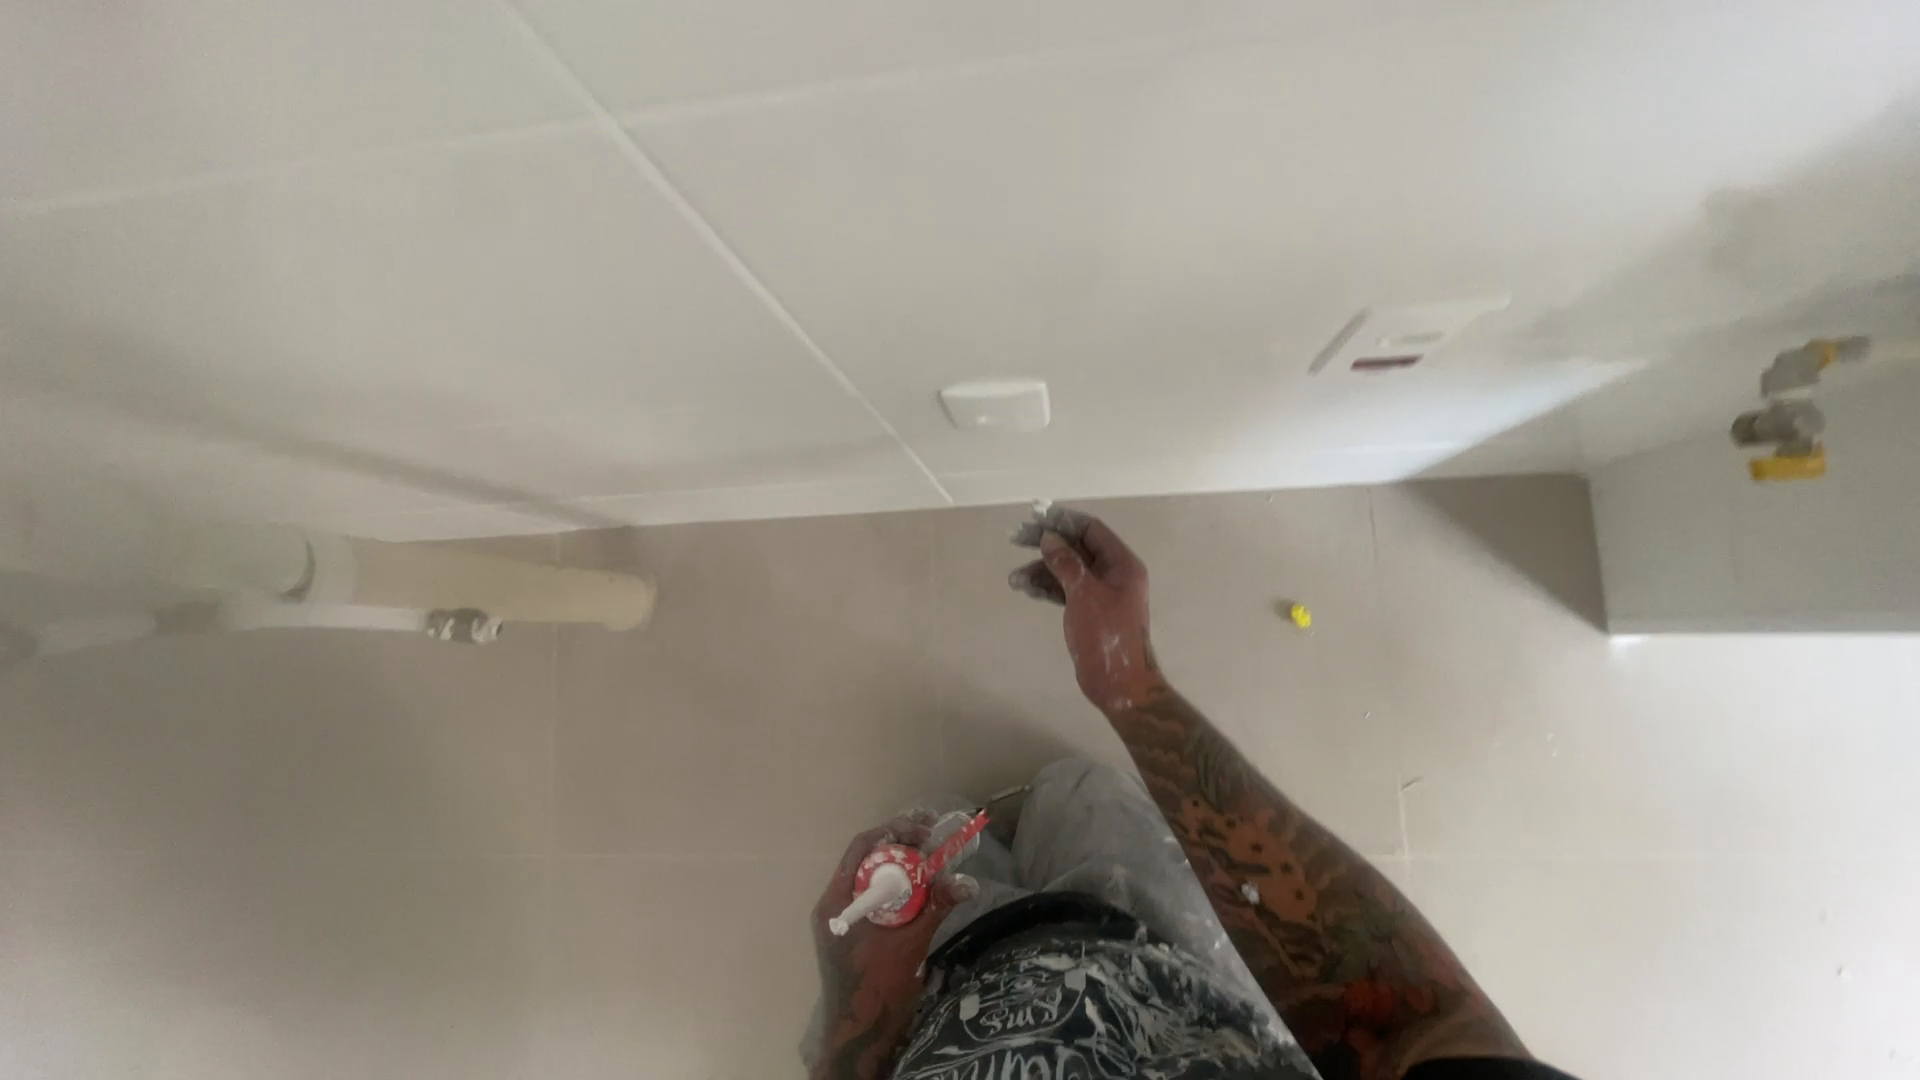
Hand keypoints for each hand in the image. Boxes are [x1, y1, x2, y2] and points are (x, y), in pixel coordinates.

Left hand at [810, 814, 975, 1079]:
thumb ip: (936, 907)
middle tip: (932, 838)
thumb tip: (968, 881)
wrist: (860, 1038)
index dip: (894, 832)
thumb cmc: (878, 989)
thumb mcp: (911, 944)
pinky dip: (896, 887)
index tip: (925, 832)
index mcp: (837, 901)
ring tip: (931, 856)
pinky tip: (920, 887)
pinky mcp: (851, 932)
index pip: (862, 847)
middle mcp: (834, 904)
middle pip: (866, 858)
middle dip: (900, 845)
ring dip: (900, 866)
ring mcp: (841, 918)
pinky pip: (873, 896)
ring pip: (871, 877)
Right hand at [1010, 512, 1164, 711]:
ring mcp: (1100, 594)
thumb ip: (1066, 563)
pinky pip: (1065, 590)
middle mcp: (1112, 574)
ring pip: (1067, 571)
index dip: (1062, 521)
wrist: (1119, 684)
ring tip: (1014, 579)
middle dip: (1046, 544)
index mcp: (1121, 564)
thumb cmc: (1107, 636)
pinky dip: (1047, 588)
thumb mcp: (1085, 595)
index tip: (1035, 518)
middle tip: (1015, 538)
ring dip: (1041, 570)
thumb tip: (1049, 538)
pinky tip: (1026, 589)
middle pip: (1076, 548)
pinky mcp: (1088, 611)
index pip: (1091, 530)